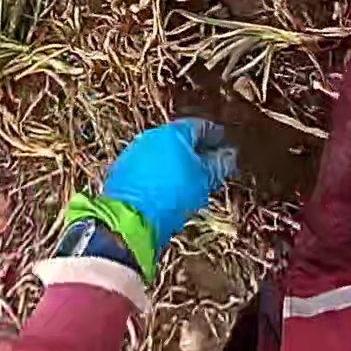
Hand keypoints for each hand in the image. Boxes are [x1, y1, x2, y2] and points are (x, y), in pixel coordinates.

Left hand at [100, 118, 236, 249]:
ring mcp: (134, 153)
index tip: (224, 145)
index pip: (202, 126)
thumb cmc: (170, 196)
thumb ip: (219, 165)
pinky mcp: (120, 172)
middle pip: (180, 139)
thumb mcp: (203, 181)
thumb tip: (230, 155)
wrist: (126, 223)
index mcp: (175, 132)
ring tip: (189, 181)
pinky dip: (160, 175)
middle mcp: (153, 136)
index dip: (215, 136)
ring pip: (162, 153)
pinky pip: (147, 168)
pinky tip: (167, 191)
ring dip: (177, 163)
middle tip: (209, 164)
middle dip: (196, 150)